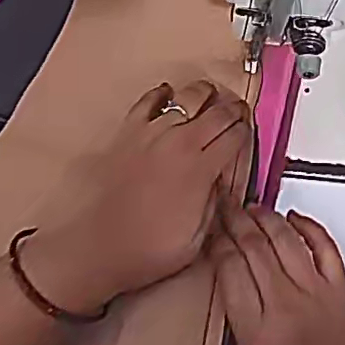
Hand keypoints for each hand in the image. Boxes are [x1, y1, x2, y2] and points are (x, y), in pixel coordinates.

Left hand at [22, 81, 248, 313]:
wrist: (98, 249)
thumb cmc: (145, 250)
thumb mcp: (197, 239)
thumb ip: (216, 202)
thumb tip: (223, 180)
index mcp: (200, 169)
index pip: (236, 135)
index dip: (246, 133)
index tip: (246, 135)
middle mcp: (180, 143)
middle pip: (220, 110)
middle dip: (234, 109)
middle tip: (237, 115)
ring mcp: (154, 132)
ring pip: (191, 95)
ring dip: (206, 95)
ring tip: (210, 100)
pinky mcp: (130, 130)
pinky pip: (151, 98)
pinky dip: (163, 93)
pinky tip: (170, 97)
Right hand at [212, 207, 344, 344]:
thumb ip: (230, 324)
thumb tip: (224, 274)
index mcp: (258, 336)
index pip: (230, 267)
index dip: (216, 241)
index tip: (209, 230)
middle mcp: (290, 310)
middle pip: (256, 246)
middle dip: (235, 220)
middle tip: (224, 206)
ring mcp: (319, 299)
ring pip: (287, 239)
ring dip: (266, 218)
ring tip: (251, 208)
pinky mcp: (341, 296)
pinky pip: (326, 247)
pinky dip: (309, 227)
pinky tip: (294, 218)